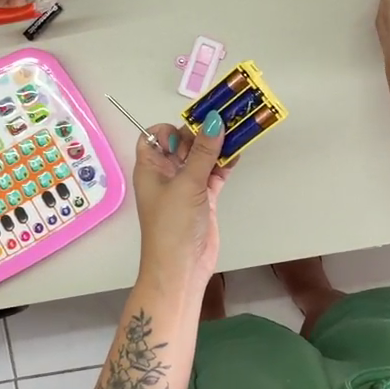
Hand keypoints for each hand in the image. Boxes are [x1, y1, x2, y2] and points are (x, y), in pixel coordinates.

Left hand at [134, 119, 231, 293]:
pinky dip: (224, 164)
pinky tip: (238, 151)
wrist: (181, 268)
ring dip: (217, 146)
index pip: (155, 136)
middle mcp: (166, 174)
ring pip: (201, 158)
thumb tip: (213, 120)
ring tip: (237, 129)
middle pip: (182, 144)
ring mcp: (185, 186)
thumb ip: (202, 152)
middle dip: (201, 132)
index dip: (171, 129)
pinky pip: (214, 173)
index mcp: (151, 167)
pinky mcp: (203, 198)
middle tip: (224, 120)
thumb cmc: (172, 225)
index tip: (193, 128)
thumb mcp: (187, 184)